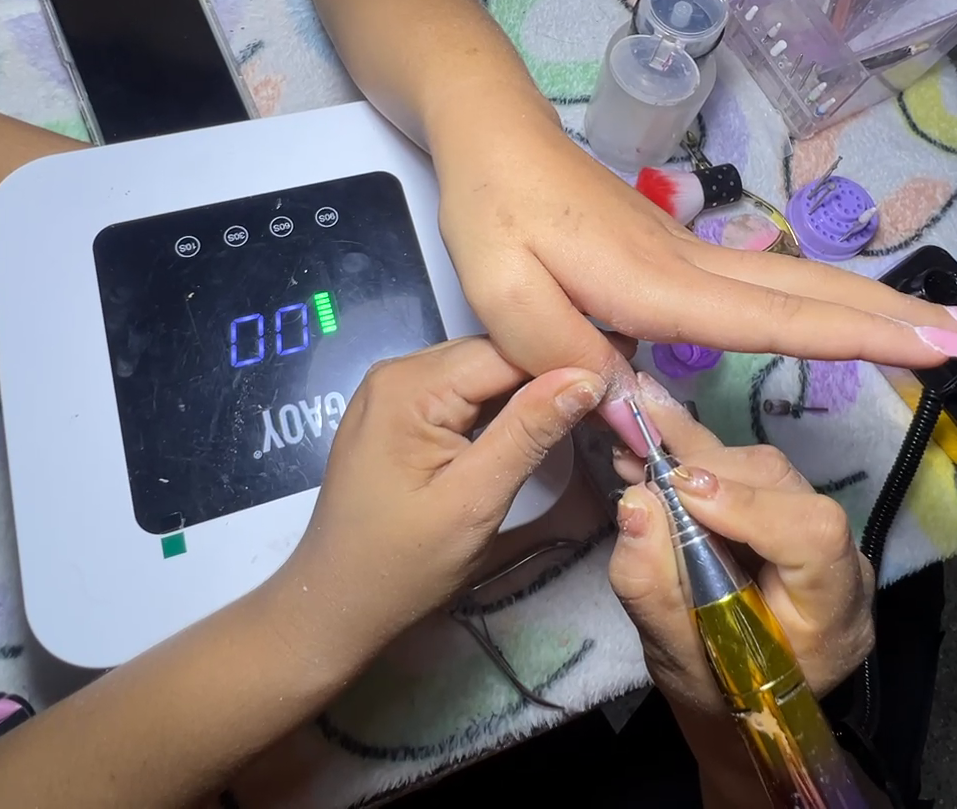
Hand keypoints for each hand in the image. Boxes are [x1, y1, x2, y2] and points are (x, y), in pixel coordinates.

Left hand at [280, 338, 602, 645]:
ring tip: (591, 395)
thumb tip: (588, 375)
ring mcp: (397, 387)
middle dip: (552, 370)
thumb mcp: (474, 500)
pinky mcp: (402, 409)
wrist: (333, 607)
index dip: (566, 358)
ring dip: (532, 385)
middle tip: (617, 385)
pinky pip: (464, 390)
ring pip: (483, 370)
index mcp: (409, 384)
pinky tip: (541, 412)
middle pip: (494, 353)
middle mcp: (399, 369)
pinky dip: (503, 402)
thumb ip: (529, 432)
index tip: (624, 372)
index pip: (505, 348)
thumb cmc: (400, 564)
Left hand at [429, 111, 956, 400]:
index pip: (778, 319)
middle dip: (902, 317)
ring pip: (795, 284)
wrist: (494, 138)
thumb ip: (572, 363)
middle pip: (812, 293)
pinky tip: (836, 315)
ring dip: (873, 306)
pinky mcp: (672, 252)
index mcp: (658, 287)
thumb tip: (637, 419)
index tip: (948, 351)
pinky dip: (817, 300)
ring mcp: (687, 255)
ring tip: (941, 329)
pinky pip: (760, 284)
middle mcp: (691, 269)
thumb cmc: (495, 214)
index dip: (862, 340)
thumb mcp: (507, 301)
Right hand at [608, 375, 873, 723]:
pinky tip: (654, 434)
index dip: (747, 504)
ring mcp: (817, 527)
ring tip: (638, 446)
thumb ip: (652, 588)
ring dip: (696, 453)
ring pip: (763, 467)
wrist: (742, 696)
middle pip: (783, 486)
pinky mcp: (787, 507)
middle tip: (641, 467)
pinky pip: (746, 467)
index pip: (813, 536)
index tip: (680, 492)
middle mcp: (838, 559)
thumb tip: (635, 502)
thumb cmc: (718, 690)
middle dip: (707, 470)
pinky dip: (695, 451)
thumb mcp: (675, 656)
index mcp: (831, 612)